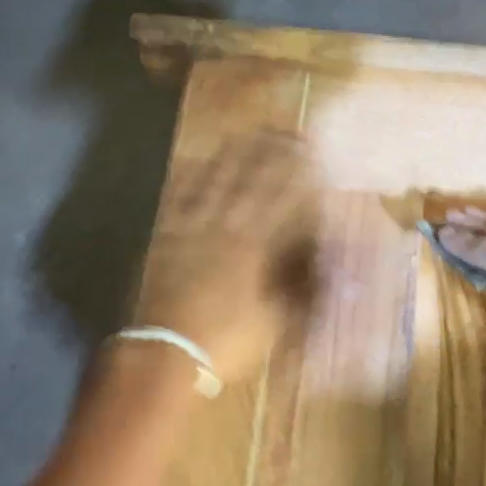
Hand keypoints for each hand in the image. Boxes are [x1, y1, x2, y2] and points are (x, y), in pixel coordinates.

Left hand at [132, 132, 318, 381]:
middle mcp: (223, 227)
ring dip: (232, 156)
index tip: (313, 152)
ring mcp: (189, 229)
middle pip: (248, 180)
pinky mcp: (164, 238)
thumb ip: (298, 288)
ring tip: (247, 135)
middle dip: (270, 153)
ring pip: (213, 182)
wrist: (165, 355)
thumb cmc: (226, 342)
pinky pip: (178, 200)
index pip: (282, 199)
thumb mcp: (275, 320)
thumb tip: (322, 264)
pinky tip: (194, 164)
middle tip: (285, 130)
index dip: (299, 173)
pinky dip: (189, 179)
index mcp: (254, 245)